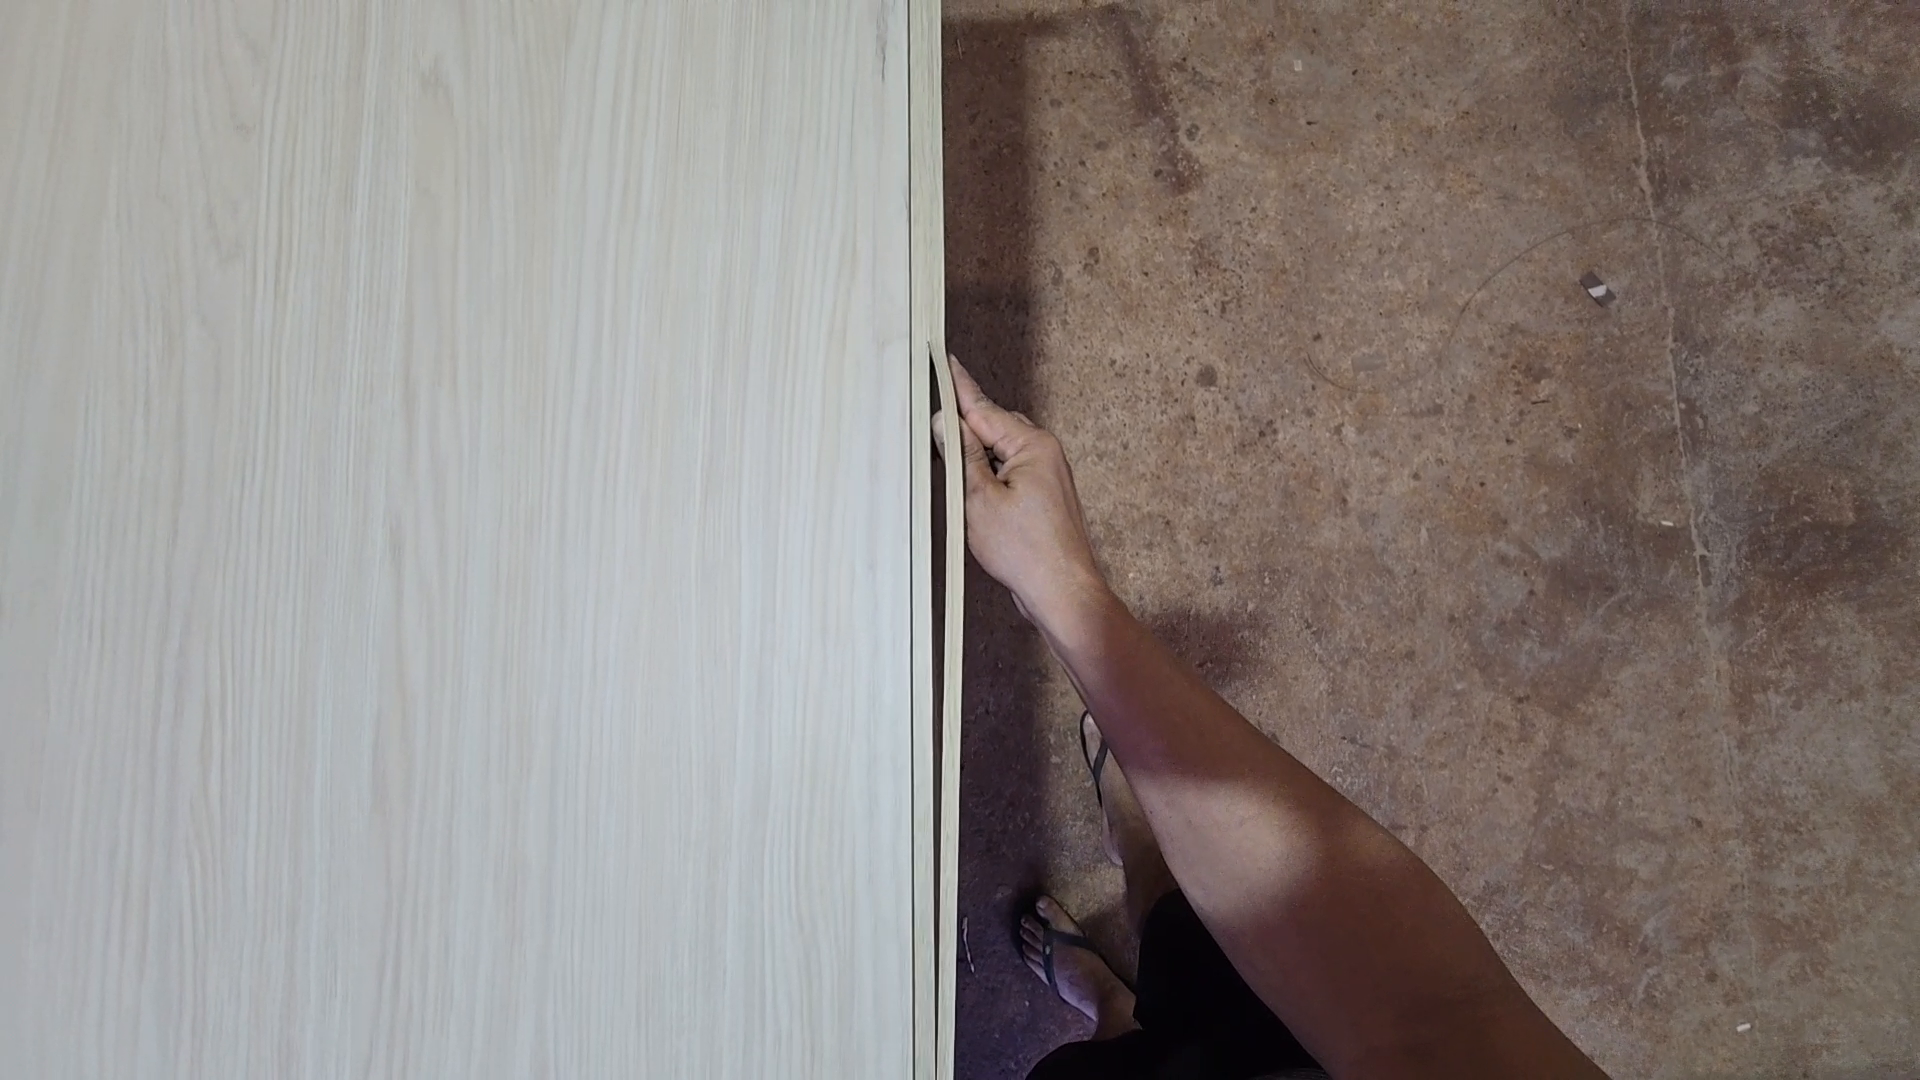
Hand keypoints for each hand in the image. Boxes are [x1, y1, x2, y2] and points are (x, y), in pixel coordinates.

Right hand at [932, 356, 1108, 624]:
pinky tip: (969, 486)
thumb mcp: (979, 498)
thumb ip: (962, 456)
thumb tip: (947, 424)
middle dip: (964, 424)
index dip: (959, 387)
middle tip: (932, 421)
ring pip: (1001, 451)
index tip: (945, 360)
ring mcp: (1046, 476)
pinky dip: (987, 474)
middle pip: (994, 426)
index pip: (985, 409)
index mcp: (1031, 445)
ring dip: (975, 454)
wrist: (1062, 591)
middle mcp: (1044, 453)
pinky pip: (1009, 472)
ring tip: (945, 456)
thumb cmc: (1025, 550)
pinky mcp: (1043, 497)